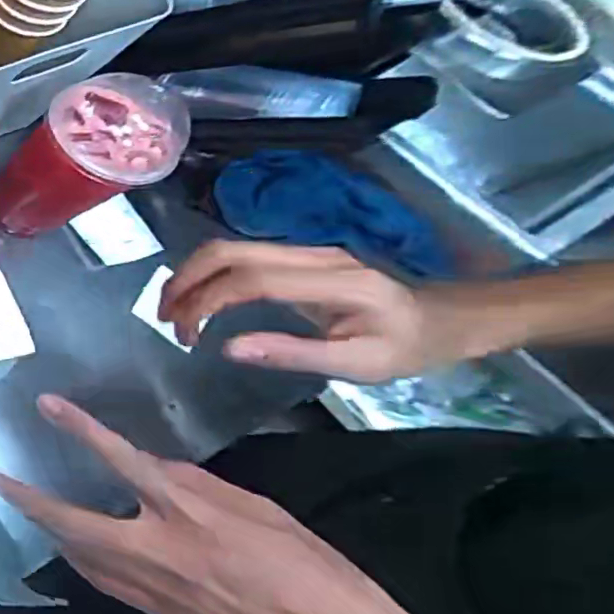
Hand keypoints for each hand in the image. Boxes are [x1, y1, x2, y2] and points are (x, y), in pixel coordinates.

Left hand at [0, 395, 517, 613]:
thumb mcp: (260, 509)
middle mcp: (157, 550)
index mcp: (187, 513)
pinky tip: (74, 547)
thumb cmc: (318, 575)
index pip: (118, 457)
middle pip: (72, 521)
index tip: (46, 404)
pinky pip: (104, 582)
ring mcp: (154, 590)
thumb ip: (196, 484)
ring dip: (49, 529)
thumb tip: (151, 467)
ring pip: (79, 556)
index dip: (78, 427)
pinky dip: (81, 559)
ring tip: (25, 506)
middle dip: (27, 500)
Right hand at [157, 241, 470, 381]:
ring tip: (174, 310)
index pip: (251, 279)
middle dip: (184, 281)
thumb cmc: (409, 346)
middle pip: (225, 251)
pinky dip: (203, 274)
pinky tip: (197, 298)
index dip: (208, 301)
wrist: (448, 317)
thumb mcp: (362, 365)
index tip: (187, 333)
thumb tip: (227, 348)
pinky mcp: (290, 253)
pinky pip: (233, 255)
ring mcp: (300, 249)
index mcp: (335, 281)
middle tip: (165, 317)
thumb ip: (295, 354)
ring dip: (188, 276)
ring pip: (223, 248)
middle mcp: (311, 255)